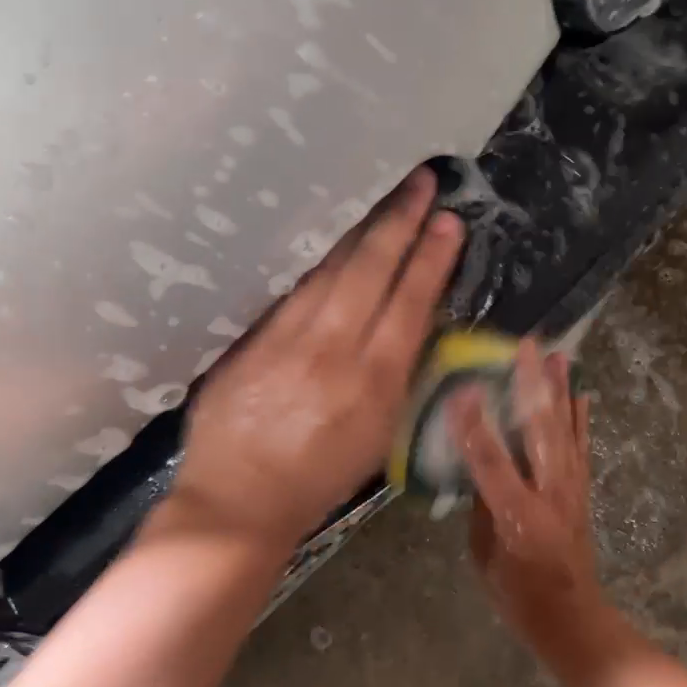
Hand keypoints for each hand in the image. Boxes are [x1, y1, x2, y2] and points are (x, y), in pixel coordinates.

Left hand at [167, 168, 463, 549]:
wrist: (238, 503)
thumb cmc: (321, 479)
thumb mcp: (379, 436)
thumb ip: (395, 378)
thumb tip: (407, 327)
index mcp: (374, 382)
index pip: (409, 303)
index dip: (431, 259)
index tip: (449, 223)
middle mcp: (332, 352)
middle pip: (370, 272)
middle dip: (399, 222)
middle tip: (421, 183)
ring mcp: (285, 343)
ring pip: (329, 272)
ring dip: (361, 230)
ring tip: (385, 199)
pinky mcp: (250, 343)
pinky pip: (293, 292)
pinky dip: (320, 262)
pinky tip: (334, 240)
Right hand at [449, 340, 612, 659]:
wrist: (571, 615)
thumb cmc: (518, 595)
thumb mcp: (484, 556)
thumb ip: (482, 507)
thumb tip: (480, 468)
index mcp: (517, 516)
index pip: (491, 463)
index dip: (474, 426)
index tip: (463, 388)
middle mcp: (550, 494)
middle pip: (539, 431)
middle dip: (533, 385)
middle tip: (528, 345)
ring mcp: (571, 489)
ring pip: (565, 430)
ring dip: (561, 390)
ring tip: (559, 354)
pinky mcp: (583, 490)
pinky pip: (583, 447)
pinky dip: (582, 419)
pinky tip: (582, 394)